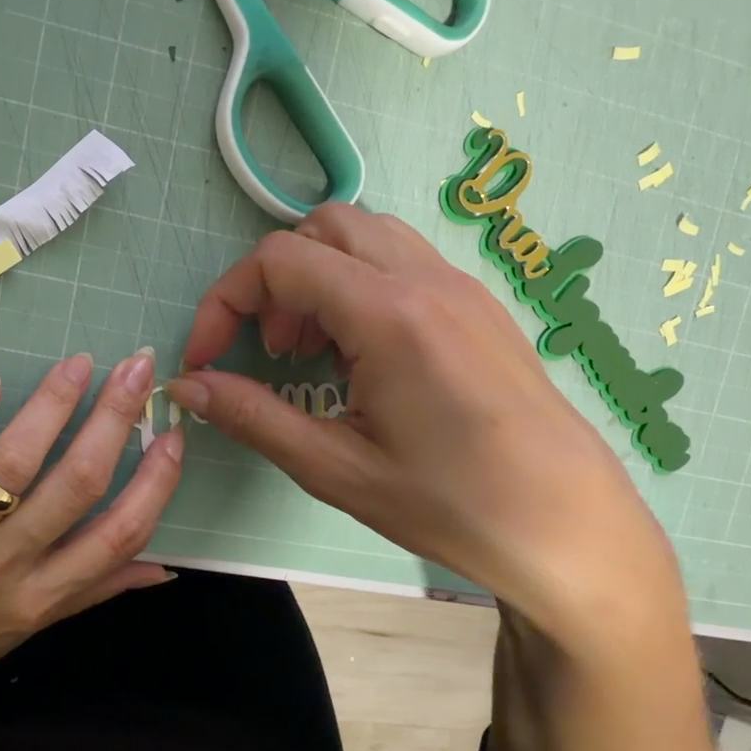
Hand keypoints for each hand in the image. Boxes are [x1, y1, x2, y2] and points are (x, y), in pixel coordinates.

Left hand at [0, 349, 183, 750]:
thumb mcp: (23, 632)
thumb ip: (88, 594)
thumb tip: (160, 570)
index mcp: (39, 597)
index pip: (118, 534)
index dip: (155, 481)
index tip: (170, 435)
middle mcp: (2, 567)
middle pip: (75, 484)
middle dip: (114, 419)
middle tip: (135, 369)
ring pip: (11, 464)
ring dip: (51, 405)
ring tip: (77, 366)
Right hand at [166, 204, 682, 638]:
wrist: (564, 523)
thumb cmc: (445, 502)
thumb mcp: (332, 468)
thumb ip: (252, 416)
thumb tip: (186, 387)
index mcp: (389, 316)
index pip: (279, 261)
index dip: (224, 303)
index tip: (206, 361)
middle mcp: (427, 281)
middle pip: (322, 227)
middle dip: (270, 281)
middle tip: (265, 351)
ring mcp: (460, 287)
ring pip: (364, 235)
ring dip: (314, 278)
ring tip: (306, 352)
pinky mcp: (477, 305)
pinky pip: (399, 261)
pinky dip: (354, 286)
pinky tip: (355, 357)